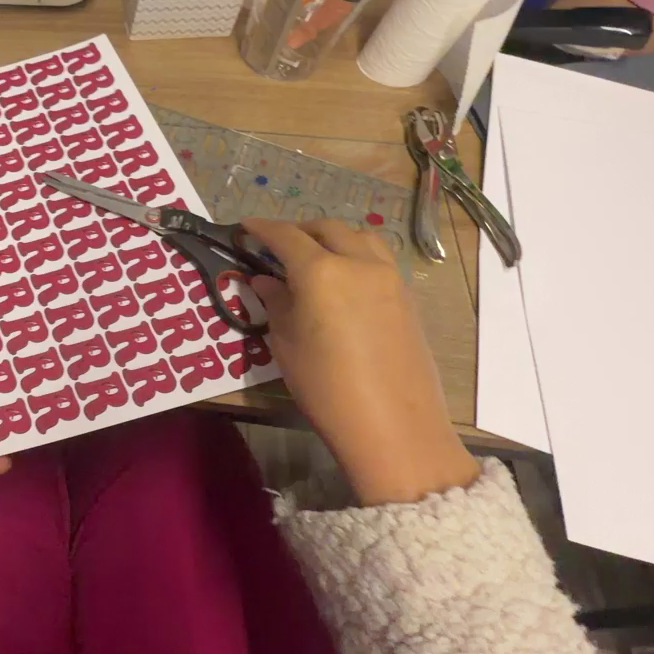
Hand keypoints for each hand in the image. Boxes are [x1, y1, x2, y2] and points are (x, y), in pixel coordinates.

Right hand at [242, 218, 479, 505]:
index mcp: (321, 272)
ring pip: (361, 237)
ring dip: (333, 237)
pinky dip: (357, 255)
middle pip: (327, 229)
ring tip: (315, 255)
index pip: (286, 236)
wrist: (393, 426)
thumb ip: (275, 302)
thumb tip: (266, 280)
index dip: (262, 229)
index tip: (245, 227)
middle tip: (276, 245)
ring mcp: (390, 279)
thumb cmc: (325, 385)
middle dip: (299, 230)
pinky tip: (343, 280)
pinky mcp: (408, 299)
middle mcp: (359, 264)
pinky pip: (379, 260)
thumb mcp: (285, 342)